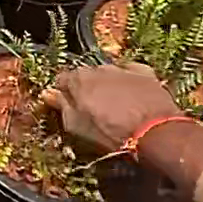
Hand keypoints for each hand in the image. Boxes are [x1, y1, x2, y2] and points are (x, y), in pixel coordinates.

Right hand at [41, 63, 181, 155]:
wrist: (155, 132)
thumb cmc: (110, 133)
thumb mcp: (77, 126)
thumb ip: (61, 106)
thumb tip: (47, 93)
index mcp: (78, 79)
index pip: (61, 80)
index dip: (63, 93)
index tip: (67, 106)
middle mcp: (98, 68)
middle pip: (85, 76)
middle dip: (86, 88)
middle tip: (92, 109)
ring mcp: (122, 69)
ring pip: (107, 73)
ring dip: (107, 84)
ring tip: (114, 105)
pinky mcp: (144, 73)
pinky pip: (131, 72)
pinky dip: (128, 80)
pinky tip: (131, 92)